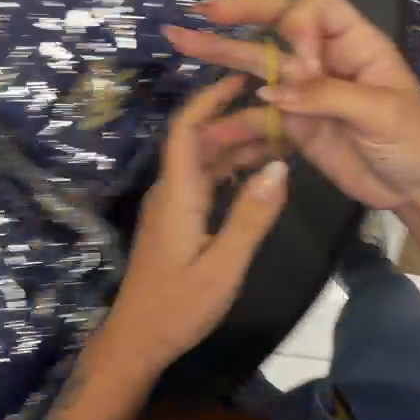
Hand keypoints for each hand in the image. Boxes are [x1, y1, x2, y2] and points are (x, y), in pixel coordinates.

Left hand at [97, 75, 289, 375]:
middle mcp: (172, 190)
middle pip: (201, 140)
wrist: (137, 341)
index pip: (189, 128)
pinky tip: (260, 172)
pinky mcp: (177, 220)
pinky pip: (205, 180)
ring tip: (280, 137)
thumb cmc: (178, 307)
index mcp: (178, 193)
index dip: (211, 96)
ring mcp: (172, 205)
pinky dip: (232, 169)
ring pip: (205, 160)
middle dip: (238, 120)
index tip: (244, 77)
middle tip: (282, 113)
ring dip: (238, 145)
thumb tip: (281, 165)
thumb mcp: (224, 266)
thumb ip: (252, 216)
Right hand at [163, 0, 419, 211]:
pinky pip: (259, 115)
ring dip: (221, 54)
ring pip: (259, 65)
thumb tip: (271, 90)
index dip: (299, 26)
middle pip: (277, 24)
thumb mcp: (380, 112)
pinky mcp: (295, 124)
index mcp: (354, 43)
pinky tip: (206, 125)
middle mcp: (324, 60)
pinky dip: (233, 120)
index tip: (306, 66)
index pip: (315, 8)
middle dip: (240, 16)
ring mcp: (306, 91)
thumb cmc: (414, 141)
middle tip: (201, 13)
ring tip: (180, 41)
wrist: (416, 190)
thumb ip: (325, 96)